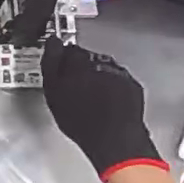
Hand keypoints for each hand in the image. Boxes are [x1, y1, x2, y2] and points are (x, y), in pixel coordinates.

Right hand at [42, 37, 162, 179]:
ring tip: (88, 98)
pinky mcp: (132, 86)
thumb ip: (51, 65)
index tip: (58, 64)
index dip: (61, 57)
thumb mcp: (54, 94)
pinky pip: (119, 81)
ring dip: (96, 77)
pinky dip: (111, 88)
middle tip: (72, 86)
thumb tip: (53, 44)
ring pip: (103, 68)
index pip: (68, 49)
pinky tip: (105, 103)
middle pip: (87, 57)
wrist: (114, 138)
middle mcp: (101, 64)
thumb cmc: (82, 120)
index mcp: (79, 62)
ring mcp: (119, 74)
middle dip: (80, 67)